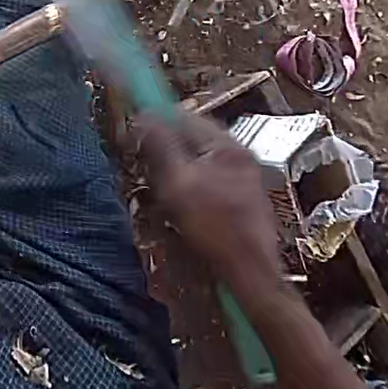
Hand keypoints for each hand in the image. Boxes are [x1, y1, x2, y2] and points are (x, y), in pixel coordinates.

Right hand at [137, 112, 283, 294]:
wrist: (251, 271)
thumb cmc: (215, 227)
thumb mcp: (178, 183)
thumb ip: (161, 147)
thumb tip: (145, 118)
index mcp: (227, 144)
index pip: (186, 117)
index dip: (158, 120)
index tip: (136, 129)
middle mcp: (240, 154)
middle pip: (196, 137)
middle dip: (169, 143)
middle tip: (145, 156)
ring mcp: (246, 176)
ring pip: (203, 159)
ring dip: (180, 164)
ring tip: (161, 180)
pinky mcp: (245, 199)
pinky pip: (212, 178)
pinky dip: (193, 182)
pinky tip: (183, 201)